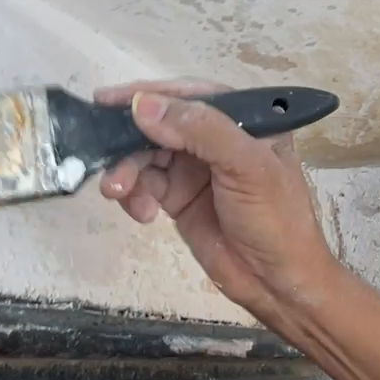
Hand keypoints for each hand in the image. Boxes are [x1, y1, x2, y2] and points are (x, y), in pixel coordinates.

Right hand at [94, 79, 340, 326]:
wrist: (278, 284)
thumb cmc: (276, 219)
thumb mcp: (246, 167)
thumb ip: (200, 131)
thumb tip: (143, 105)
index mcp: (243, 119)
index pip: (190, 95)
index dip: (149, 95)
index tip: (107, 100)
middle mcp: (216, 139)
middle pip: (160, 124)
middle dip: (129, 139)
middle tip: (101, 153)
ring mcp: (195, 168)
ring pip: (146, 154)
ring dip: (126, 169)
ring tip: (118, 192)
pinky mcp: (178, 197)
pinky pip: (144, 184)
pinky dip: (134, 194)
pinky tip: (142, 214)